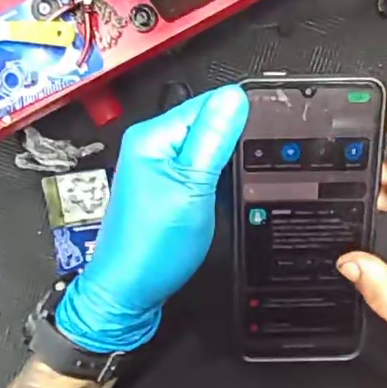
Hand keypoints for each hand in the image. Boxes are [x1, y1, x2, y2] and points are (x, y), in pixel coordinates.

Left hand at [55, 86, 248, 353]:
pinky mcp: (165, 183)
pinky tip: (216, 195)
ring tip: (224, 187)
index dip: (238, 117)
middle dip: (231, 141)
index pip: (208, 102)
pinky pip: (199, 166)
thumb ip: (214, 139)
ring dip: (223, 161)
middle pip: (207, 122)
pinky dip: (214, 177)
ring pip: (206, 146)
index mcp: (153, 136)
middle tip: (239, 171)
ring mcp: (157, 165)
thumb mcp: (192, 187)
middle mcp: (151, 145)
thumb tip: (235, 98)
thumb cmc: (151, 246)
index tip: (256, 137)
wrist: (130, 289)